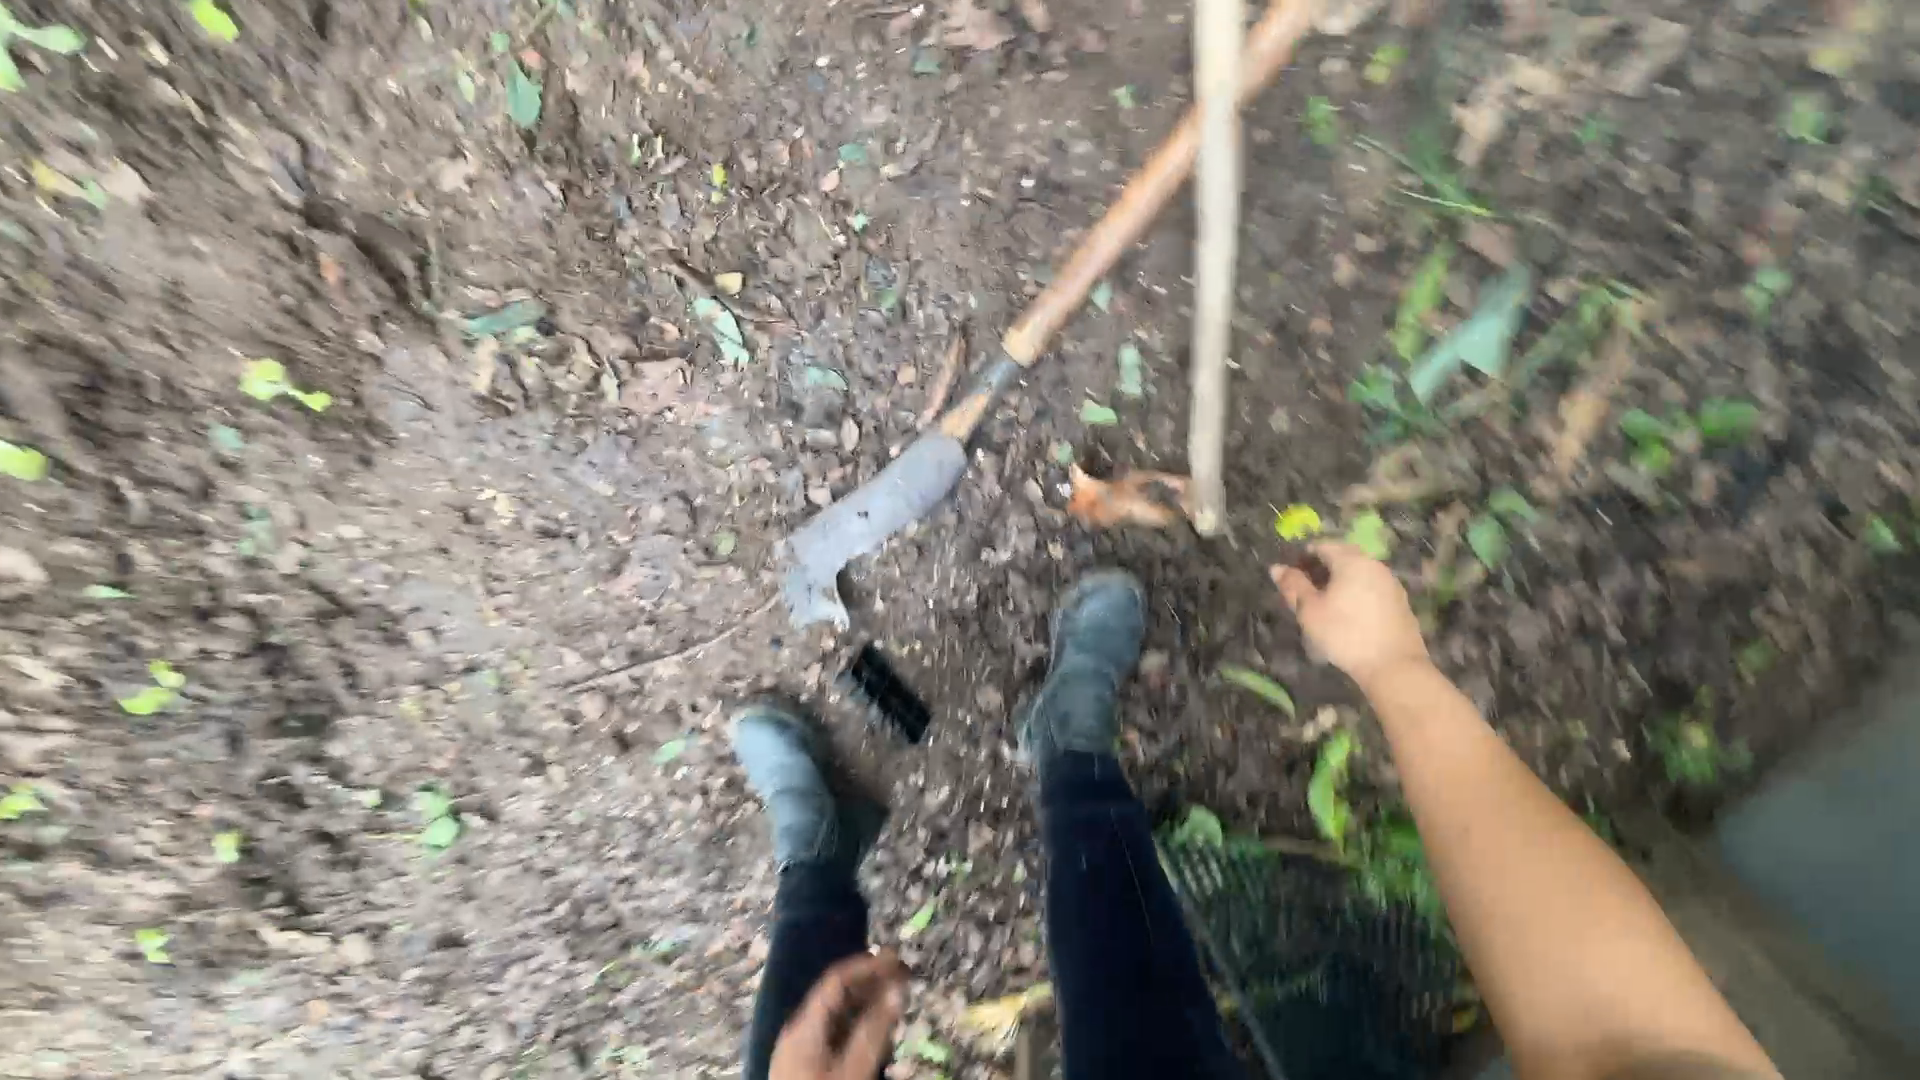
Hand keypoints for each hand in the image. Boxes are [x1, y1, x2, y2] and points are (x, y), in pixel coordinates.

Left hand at [770, 950, 909, 1079]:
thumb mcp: (853, 1072)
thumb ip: (874, 1030)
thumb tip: (897, 989)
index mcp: (804, 1027)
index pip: (836, 980)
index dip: (867, 965)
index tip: (897, 959)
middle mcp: (798, 1032)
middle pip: (835, 996)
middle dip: (869, 983)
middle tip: (902, 977)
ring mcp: (799, 1053)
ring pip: (835, 1016)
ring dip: (865, 1004)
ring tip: (894, 1001)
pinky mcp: (805, 1071)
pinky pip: (832, 1036)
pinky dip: (856, 1027)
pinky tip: (876, 1033)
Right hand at [1270, 541, 1430, 688]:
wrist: (1393, 665)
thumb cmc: (1344, 633)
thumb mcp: (1309, 610)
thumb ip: (1293, 586)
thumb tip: (1277, 568)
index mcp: (1351, 561)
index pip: (1323, 545)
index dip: (1303, 556)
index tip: (1291, 574)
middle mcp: (1374, 565)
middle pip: (1343, 556)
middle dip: (1321, 567)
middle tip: (1305, 588)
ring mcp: (1390, 583)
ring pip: (1359, 572)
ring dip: (1340, 580)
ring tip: (1324, 602)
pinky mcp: (1400, 601)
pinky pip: (1371, 587)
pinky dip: (1356, 592)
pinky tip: (1348, 613)